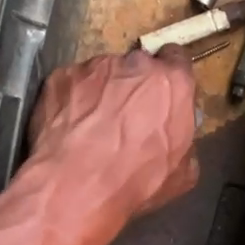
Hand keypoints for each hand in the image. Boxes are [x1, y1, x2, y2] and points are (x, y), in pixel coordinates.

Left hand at [29, 47, 199, 221]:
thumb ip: (183, 142)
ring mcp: (94, 67)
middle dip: (134, 85)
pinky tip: (69, 127)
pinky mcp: (61, 76)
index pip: (177, 58)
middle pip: (137, 65)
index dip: (170, 75)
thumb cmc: (137, 181)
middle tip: (126, 117)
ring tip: (91, 126)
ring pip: (102, 73)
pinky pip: (71, 83)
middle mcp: (135, 64)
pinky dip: (72, 99)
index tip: (163, 93)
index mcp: (172, 81)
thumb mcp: (182, 173)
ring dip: (101, 92)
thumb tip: (178, 141)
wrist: (77, 186)